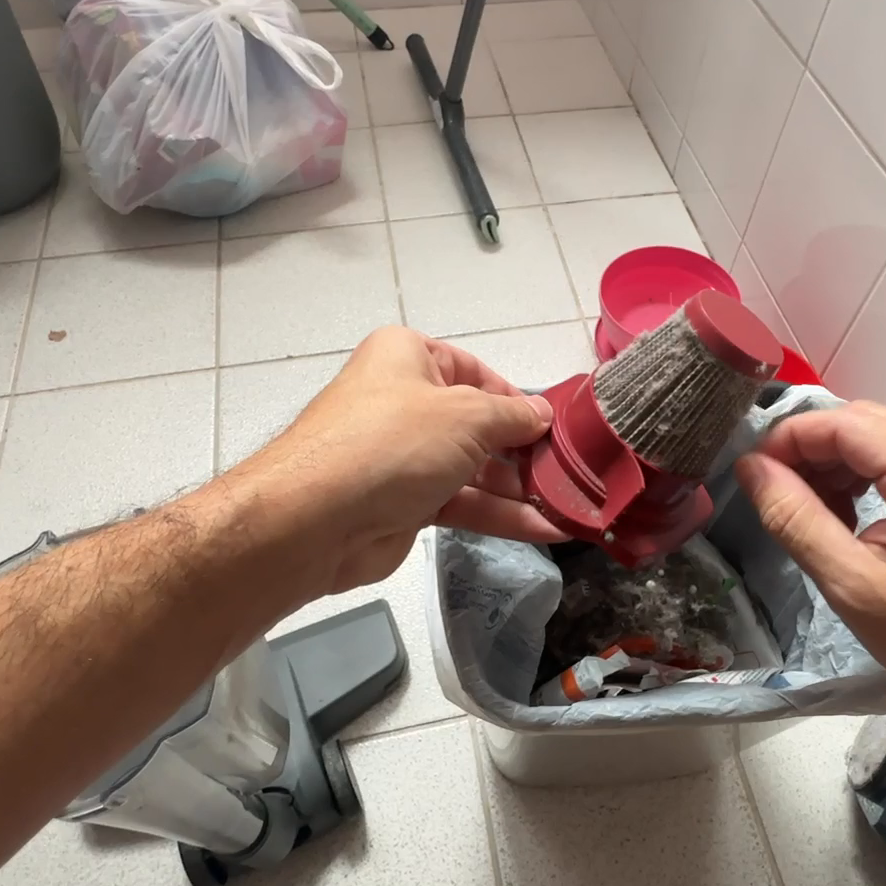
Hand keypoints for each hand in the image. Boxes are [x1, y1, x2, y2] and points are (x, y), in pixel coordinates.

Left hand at [240, 326, 564, 595]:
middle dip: (523, 450)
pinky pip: (462, 502)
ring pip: (473, 468)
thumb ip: (511, 416)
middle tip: (570, 471)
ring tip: (570, 503)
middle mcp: (405, 401)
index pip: (475, 371)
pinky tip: (546, 528)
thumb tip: (543, 413)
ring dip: (519, 488)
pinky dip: (500, 514)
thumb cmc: (394, 442)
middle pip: (478, 424)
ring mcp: (404, 456)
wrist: (315, 519)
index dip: (517, 398)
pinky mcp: (405, 503)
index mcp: (409, 358)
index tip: (556, 426)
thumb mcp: (465, 415)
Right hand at [732, 401, 885, 719]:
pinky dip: (866, 468)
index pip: (849, 425)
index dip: (792, 438)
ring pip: (883, 430)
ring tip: (814, 506)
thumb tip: (750, 466)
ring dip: (836, 459)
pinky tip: (850, 504)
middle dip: (811, 449)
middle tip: (778, 492)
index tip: (754, 471)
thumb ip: (795, 519)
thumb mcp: (852, 587)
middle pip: (866, 421)